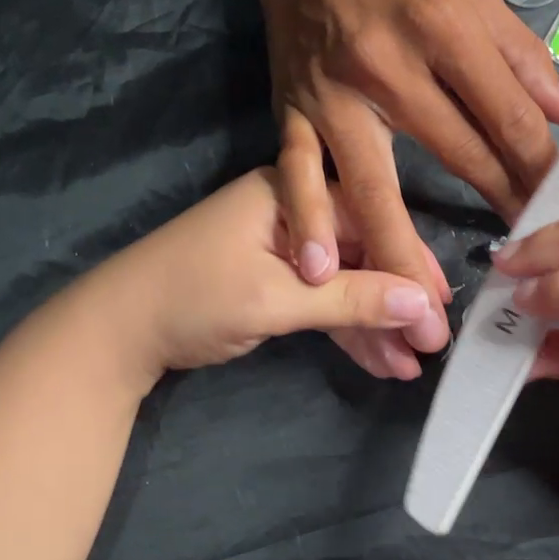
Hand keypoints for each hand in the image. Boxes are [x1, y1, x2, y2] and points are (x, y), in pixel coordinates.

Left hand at [85, 168, 450, 382]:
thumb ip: (351, 300)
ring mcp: (283, 249)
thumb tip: (424, 305)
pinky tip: (380, 362)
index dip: (408, 267)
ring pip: (343, 284)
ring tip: (412, 366)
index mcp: (291, 193)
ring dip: (374, 324)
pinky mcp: (273, 281)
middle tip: (434, 345)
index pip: (368, 222)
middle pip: (360, 254)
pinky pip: (321, 302)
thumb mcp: (276, 299)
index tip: (444, 309)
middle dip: (395, 302)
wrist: (114, 330)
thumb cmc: (192, 297)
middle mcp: (294, 213)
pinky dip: (345, 331)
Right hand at [249, 0, 558, 350]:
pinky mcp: (291, 112)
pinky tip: (320, 272)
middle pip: (457, 153)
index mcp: (444, 25)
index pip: (508, 113)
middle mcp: (390, 65)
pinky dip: (308, 222)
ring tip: (430, 305)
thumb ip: (520, 52)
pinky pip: (298, 175)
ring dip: (404, 247)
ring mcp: (334, 96)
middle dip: (500, 208)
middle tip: (531, 263)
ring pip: (374, 183)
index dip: (542, 167)